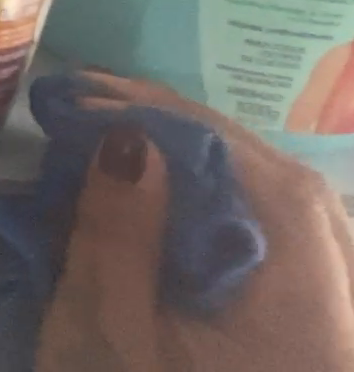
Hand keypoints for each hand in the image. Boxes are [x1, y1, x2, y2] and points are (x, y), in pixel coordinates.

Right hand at [36, 73, 353, 371]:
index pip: (278, 190)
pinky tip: (168, 177)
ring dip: (212, 155)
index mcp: (315, 326)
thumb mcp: (103, 325)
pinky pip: (291, 238)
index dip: (189, 125)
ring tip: (128, 123)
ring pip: (301, 212)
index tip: (99, 99)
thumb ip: (118, 232)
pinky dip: (227, 191)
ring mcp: (340, 328)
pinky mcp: (316, 330)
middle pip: (299, 193)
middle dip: (196, 128)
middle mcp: (351, 321)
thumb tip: (125, 138)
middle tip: (102, 96)